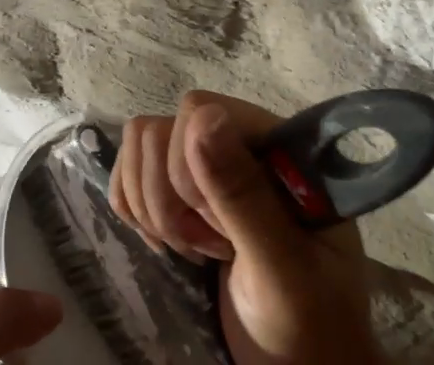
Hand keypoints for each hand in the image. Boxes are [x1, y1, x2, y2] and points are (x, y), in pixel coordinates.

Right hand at [110, 91, 383, 364]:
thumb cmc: (306, 324)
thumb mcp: (282, 267)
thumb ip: (242, 195)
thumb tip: (201, 117)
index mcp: (276, 146)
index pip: (199, 110)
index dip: (190, 168)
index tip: (219, 230)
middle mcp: (237, 141)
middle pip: (159, 130)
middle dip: (168, 199)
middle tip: (206, 247)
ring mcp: (205, 163)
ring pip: (139, 145)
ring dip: (151, 207)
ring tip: (191, 248)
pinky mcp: (176, 187)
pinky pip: (127, 170)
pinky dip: (133, 209)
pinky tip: (166, 244)